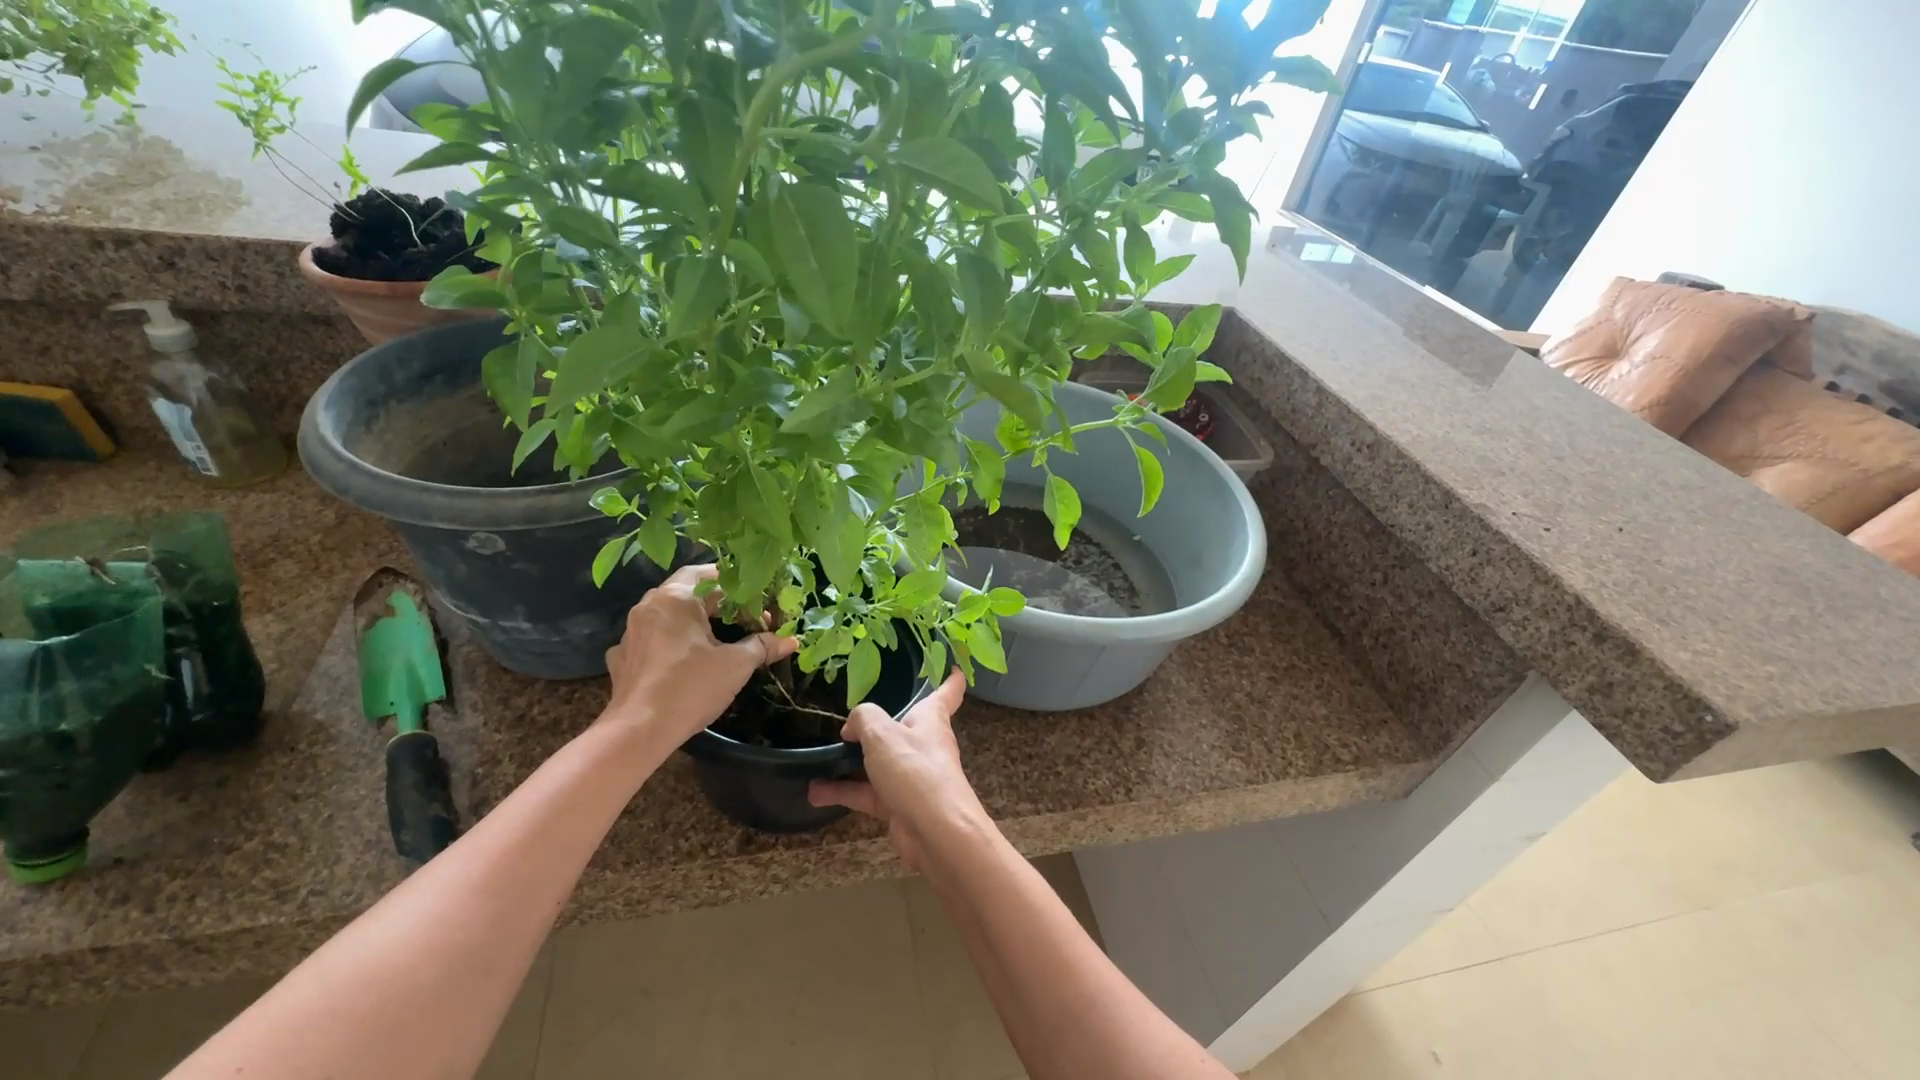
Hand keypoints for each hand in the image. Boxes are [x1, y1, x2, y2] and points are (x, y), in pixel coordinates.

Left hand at [600, 564, 796, 748]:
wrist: (639, 730)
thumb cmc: (691, 688)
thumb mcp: (735, 665)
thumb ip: (762, 646)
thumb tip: (791, 640)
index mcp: (677, 598)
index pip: (712, 576)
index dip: (740, 590)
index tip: (759, 606)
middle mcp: (649, 605)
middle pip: (687, 589)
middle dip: (716, 600)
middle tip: (742, 615)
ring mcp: (631, 632)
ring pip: (666, 612)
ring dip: (691, 618)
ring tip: (715, 635)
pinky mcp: (622, 656)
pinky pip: (650, 637)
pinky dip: (669, 641)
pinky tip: (681, 658)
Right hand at [807, 671, 990, 869]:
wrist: (935, 833)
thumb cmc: (916, 771)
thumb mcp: (882, 733)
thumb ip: (863, 718)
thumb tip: (852, 725)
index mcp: (930, 718)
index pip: (948, 691)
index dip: (950, 677)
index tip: (952, 664)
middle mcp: (924, 744)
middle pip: (904, 726)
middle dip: (882, 721)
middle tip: (853, 713)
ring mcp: (912, 776)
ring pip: (878, 762)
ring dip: (850, 761)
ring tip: (818, 756)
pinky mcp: (899, 805)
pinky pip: (867, 792)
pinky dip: (843, 791)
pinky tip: (815, 792)